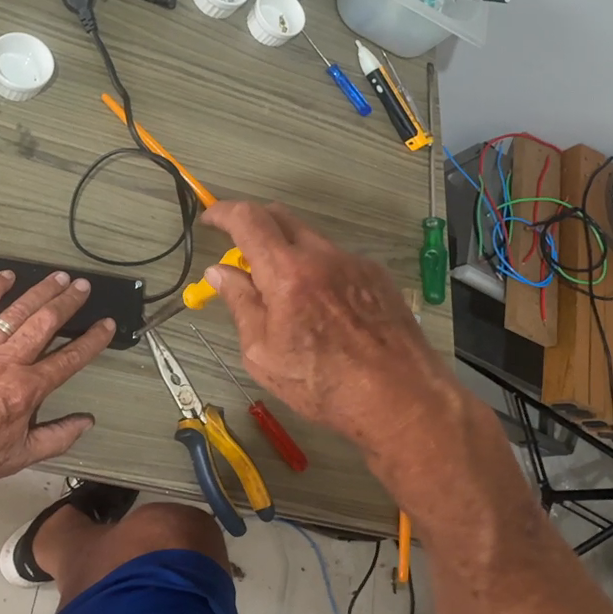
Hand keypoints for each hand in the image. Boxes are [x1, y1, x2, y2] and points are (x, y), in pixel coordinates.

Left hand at [0, 270, 113, 497]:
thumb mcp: (20, 455)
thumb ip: (58, 437)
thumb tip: (86, 422)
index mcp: (28, 389)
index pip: (70, 358)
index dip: (93, 340)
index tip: (106, 325)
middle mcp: (9, 361)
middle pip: (47, 322)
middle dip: (68, 302)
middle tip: (82, 287)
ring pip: (17, 310)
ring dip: (40, 291)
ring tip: (58, 277)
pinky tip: (6, 276)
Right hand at [201, 202, 449, 450]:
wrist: (402, 400)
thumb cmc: (324, 385)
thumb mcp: (263, 353)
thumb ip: (240, 303)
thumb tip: (220, 272)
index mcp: (287, 273)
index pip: (248, 219)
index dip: (223, 212)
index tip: (211, 219)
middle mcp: (323, 256)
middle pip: (280, 216)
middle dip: (253, 224)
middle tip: (240, 253)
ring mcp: (354, 263)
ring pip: (310, 239)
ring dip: (286, 251)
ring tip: (283, 294)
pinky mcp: (377, 276)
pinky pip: (336, 259)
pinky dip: (316, 269)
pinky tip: (321, 308)